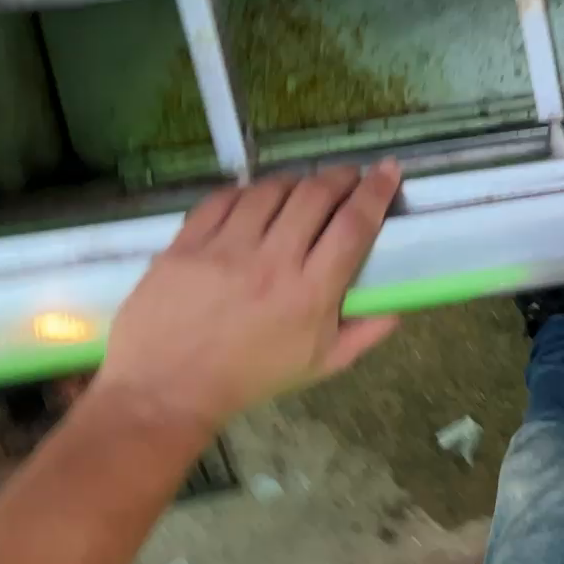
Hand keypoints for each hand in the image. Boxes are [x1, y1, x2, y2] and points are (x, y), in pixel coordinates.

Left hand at [93, 159, 403, 429]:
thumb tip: (400, 304)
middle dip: (341, 177)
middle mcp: (271, 264)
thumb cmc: (252, 377)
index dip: (376, 192)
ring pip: (270, 191)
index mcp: (310, 293)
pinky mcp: (183, 246)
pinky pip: (222, 199)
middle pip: (315, 196)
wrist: (164, 393)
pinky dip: (248, 191)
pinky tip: (257, 198)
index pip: (354, 226)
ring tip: (304, 186)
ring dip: (296, 181)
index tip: (389, 170)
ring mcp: (223, 251)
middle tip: (351, 175)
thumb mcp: (322, 364)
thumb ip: (366, 332)